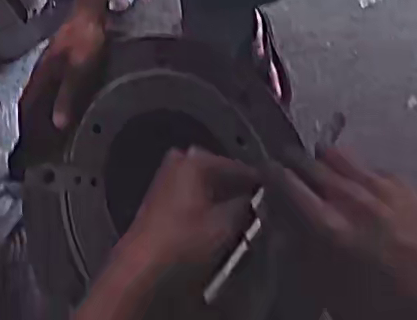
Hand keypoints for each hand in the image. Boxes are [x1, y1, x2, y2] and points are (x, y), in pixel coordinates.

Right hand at [21, 9, 106, 131]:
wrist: (91, 12)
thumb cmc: (84, 41)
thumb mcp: (78, 71)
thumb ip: (67, 95)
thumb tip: (56, 124)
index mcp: (45, 70)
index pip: (29, 96)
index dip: (23, 114)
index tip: (18, 134)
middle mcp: (45, 65)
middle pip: (34, 91)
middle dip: (30, 109)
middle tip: (28, 130)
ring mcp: (53, 58)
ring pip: (43, 84)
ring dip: (41, 99)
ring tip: (41, 116)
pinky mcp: (64, 54)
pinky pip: (54, 78)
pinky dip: (53, 90)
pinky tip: (58, 94)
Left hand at [120, 148, 258, 272]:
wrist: (143, 258)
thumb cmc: (184, 238)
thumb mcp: (223, 225)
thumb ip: (243, 208)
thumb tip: (255, 200)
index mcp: (195, 160)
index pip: (235, 166)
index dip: (255, 180)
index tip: (273, 190)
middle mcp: (181, 158)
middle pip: (218, 170)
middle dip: (237, 186)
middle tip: (258, 203)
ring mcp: (169, 172)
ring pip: (205, 180)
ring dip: (222, 194)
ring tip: (241, 212)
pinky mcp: (162, 189)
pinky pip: (194, 188)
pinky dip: (207, 198)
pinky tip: (218, 215)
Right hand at [275, 147, 416, 319]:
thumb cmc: (392, 312)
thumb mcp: (337, 296)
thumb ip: (305, 255)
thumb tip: (282, 226)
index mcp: (331, 228)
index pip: (283, 180)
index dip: (268, 173)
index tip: (263, 173)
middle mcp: (352, 198)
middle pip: (305, 161)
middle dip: (291, 165)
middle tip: (288, 175)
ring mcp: (380, 187)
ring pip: (334, 153)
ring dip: (322, 162)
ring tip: (322, 177)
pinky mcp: (403, 185)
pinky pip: (367, 166)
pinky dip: (357, 175)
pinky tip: (362, 195)